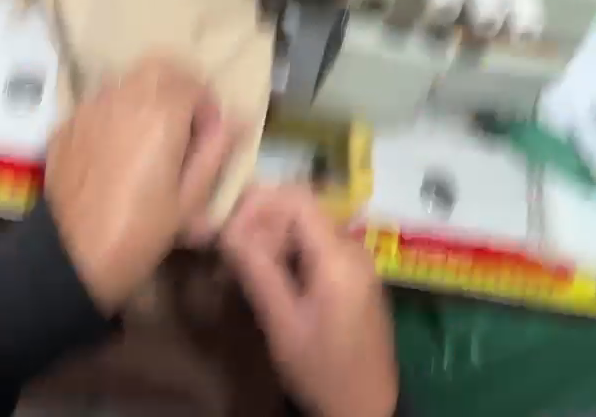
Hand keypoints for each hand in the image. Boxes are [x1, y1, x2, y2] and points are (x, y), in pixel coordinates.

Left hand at [45, 58, 238, 311]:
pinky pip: (101, 100)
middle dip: (179, 85)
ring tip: (151, 135)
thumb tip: (237, 118)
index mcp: (162, 111)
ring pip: (128, 78)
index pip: (196, 82)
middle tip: (184, 123)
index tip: (208, 138)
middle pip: (160, 65)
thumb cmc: (139, 231)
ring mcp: (92, 105)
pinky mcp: (68, 122)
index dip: (208, 107)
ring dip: (147, 94)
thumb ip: (216, 151)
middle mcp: (126, 96)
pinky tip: (117, 148)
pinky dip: (117, 111)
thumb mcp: (189, 199)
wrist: (69, 256)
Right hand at [220, 186, 397, 416]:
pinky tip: (271, 277)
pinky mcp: (355, 273)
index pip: (297, 198)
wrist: (368, 411)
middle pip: (301, 209)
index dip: (260, 203)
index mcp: (339, 256)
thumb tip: (228, 230)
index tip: (231, 227)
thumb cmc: (324, 371)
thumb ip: (258, 271)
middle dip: (263, 223)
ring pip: (306, 225)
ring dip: (274, 238)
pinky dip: (290, 251)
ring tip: (246, 267)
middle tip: (233, 253)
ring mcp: (357, 259)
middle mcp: (353, 247)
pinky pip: (317, 244)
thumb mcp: (283, 324)